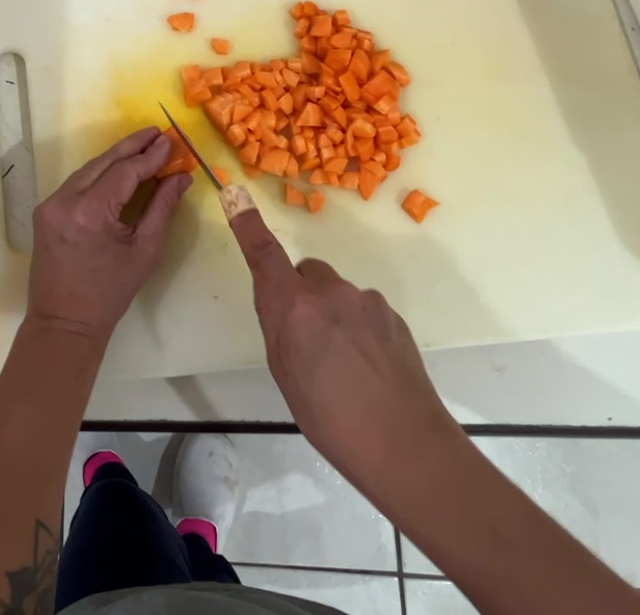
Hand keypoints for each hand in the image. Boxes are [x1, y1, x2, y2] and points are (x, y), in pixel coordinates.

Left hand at [25, 127, 191, 342]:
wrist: (64, 321)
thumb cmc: (109, 293)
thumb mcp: (144, 251)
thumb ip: (162, 209)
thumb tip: (180, 177)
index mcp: (90, 212)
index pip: (124, 172)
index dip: (149, 157)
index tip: (170, 142)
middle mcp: (64, 201)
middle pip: (102, 163)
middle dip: (131, 147)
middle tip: (157, 133)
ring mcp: (50, 204)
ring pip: (87, 171)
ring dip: (114, 158)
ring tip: (142, 145)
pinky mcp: (45, 211)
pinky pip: (76, 184)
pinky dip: (99, 174)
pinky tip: (118, 168)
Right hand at [233, 211, 459, 481]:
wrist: (403, 444)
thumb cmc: (328, 418)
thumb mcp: (285, 373)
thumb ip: (281, 327)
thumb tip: (284, 303)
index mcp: (293, 307)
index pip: (264, 256)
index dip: (247, 226)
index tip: (235, 196)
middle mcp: (330, 293)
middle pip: (306, 273)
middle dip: (302, 294)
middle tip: (307, 341)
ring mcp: (366, 301)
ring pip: (337, 294)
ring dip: (332, 315)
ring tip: (342, 365)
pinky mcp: (392, 315)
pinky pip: (363, 310)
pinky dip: (358, 328)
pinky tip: (367, 367)